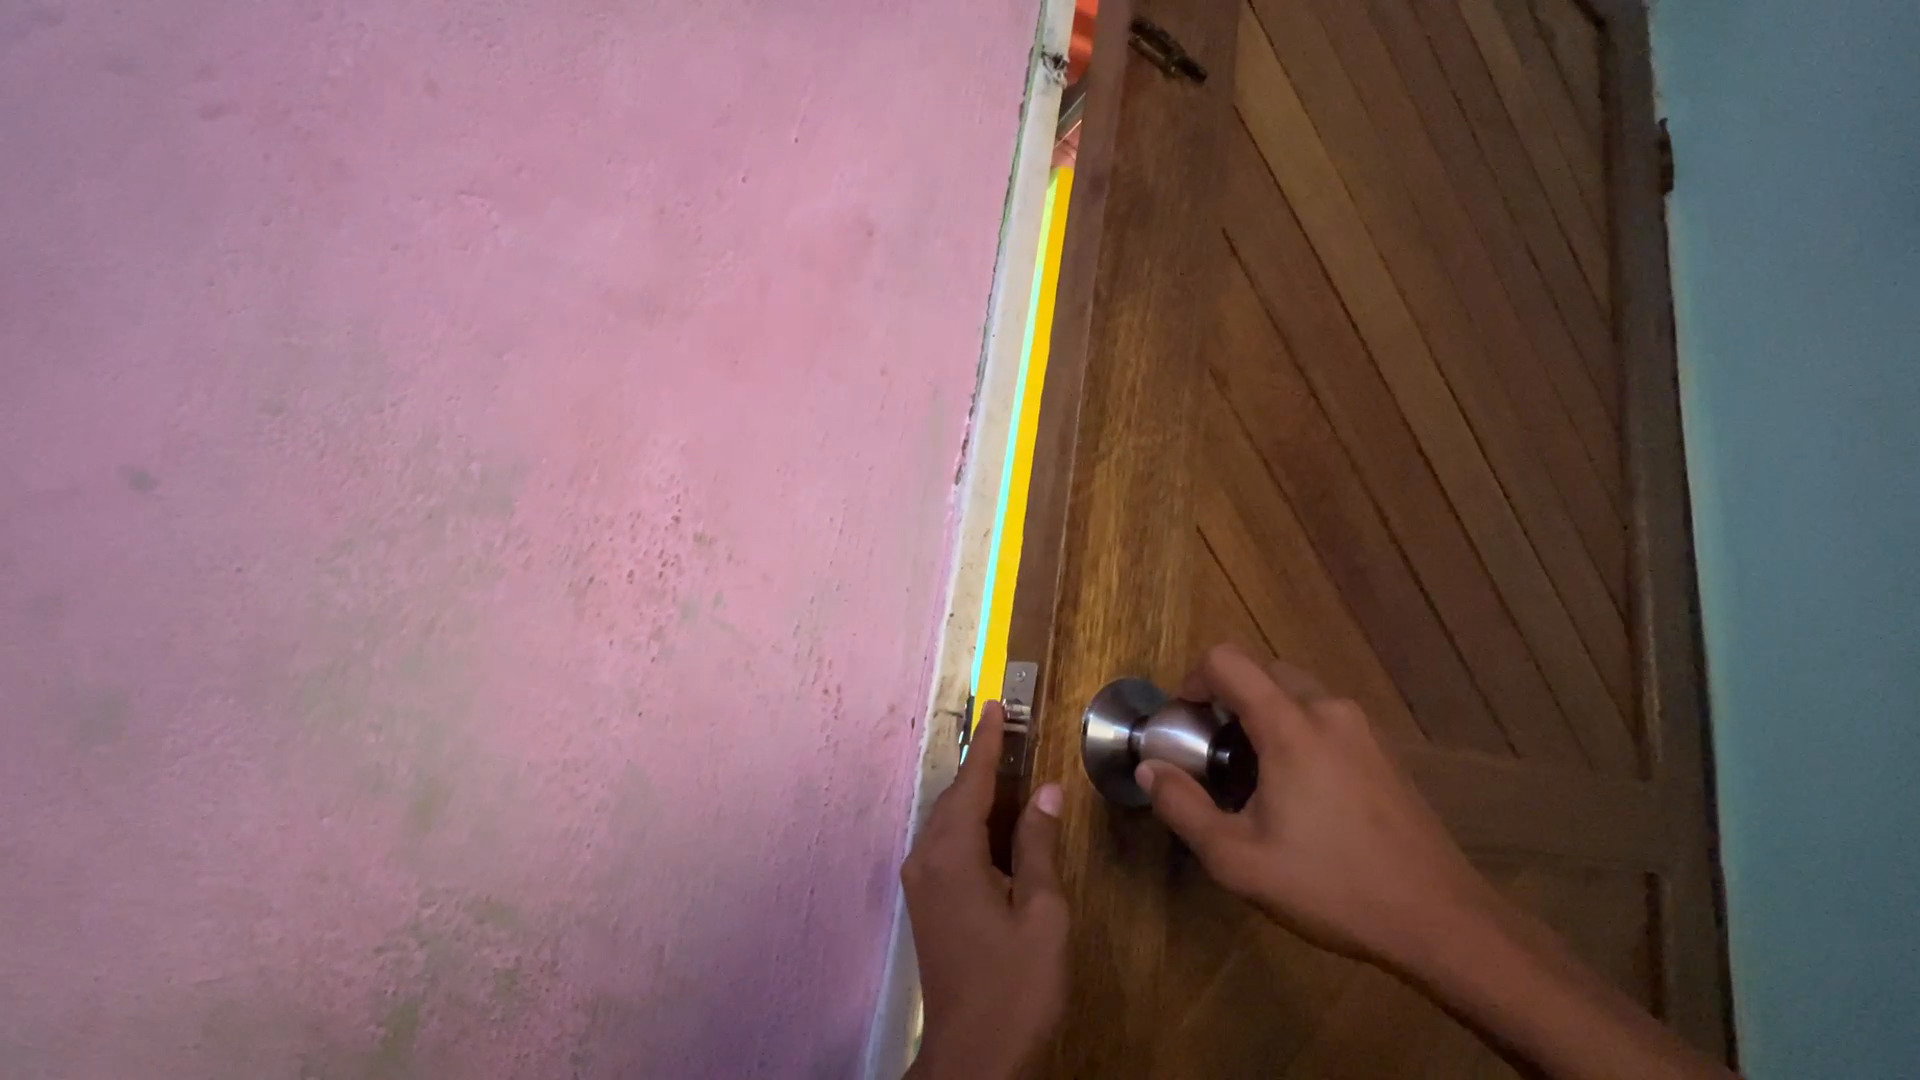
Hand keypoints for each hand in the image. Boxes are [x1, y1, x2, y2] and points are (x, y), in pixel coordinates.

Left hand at [902, 702, 1068, 1079]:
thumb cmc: (1015, 985)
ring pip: (947, 818)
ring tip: (1006, 766)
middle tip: (1009, 730)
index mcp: (952, 854)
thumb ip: (1038, 846)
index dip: (988, 742)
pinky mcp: (923, 900)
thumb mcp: (1042, 914)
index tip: (996, 705)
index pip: (972, 782)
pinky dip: (968, 820)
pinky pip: (944, 841)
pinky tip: (993, 821)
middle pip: (955, 796)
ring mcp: (919, 880)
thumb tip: (1044, 791)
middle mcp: (925, 857)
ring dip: (975, 791)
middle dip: (981, 762)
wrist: (972, 1055)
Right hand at [1136, 645, 1497, 973]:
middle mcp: (1329, 711)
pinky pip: (1326, 719)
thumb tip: (1150, 769)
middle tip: (1213, 752)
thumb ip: (1183, 807)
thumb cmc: (1331, 886)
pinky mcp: (1384, 753)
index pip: (1228, 660)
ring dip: (1264, 714)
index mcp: (1290, 726)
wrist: (1440, 921)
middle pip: (1263, 670)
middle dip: (1228, 697)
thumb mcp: (1237, 860)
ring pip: (1297, 693)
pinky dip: (1297, 731)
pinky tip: (1301, 794)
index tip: (1184, 723)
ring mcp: (1363, 730)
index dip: (1193, 678)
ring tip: (1254, 776)